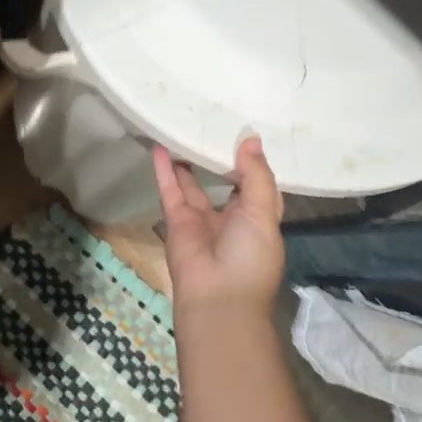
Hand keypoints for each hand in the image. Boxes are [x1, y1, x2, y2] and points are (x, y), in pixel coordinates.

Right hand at [155, 136, 284, 312]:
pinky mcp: (176, 220)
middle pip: (223, 183)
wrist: (217, 295)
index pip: (257, 186)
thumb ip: (256, 176)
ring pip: (192, 184)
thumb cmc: (250, 256)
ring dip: (187, 162)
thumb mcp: (262, 213)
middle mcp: (230, 218)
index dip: (253, 164)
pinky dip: (164, 170)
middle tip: (211, 127)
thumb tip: (251, 139)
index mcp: (258, 219)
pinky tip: (159, 148)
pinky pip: (170, 190)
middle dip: (218, 159)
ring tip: (181, 132)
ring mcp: (201, 219)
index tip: (245, 136)